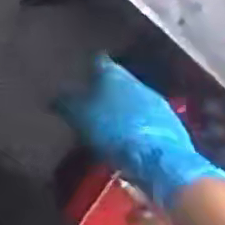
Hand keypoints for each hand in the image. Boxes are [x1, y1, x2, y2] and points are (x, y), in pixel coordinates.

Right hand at [56, 54, 224, 207]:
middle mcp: (135, 80)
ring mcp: (156, 101)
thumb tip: (53, 95)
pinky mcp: (171, 123)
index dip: (87, 68)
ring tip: (110, 123)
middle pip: (117, 80)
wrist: (164, 162)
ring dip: (124, 107)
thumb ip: (66, 104)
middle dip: (106, 90)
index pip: (97, 61)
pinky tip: (131, 138)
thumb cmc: (116, 133)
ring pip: (133, 98)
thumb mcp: (81, 119)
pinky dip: (138, 123)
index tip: (79, 75)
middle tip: (92, 102)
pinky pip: (148, 117)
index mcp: (113, 73)